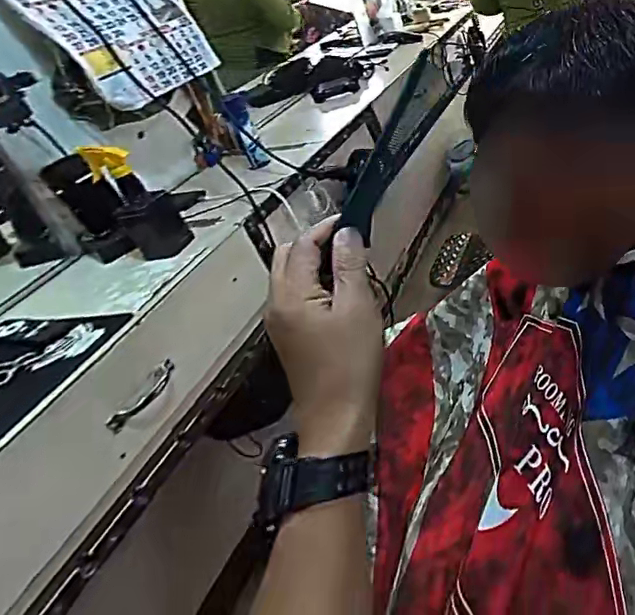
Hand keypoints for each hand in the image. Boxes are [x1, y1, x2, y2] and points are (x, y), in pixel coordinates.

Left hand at [267, 219, 385, 456]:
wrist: (337, 414)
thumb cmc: (352, 358)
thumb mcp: (359, 305)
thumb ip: (350, 265)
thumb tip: (346, 232)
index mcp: (290, 295)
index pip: (302, 245)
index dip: (327, 227)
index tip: (355, 220)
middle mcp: (275, 304)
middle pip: (287, 256)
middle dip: (316, 240)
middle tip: (353, 241)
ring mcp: (279, 321)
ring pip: (289, 274)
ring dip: (315, 260)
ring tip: (352, 262)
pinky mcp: (288, 333)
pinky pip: (295, 293)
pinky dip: (314, 280)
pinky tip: (342, 287)